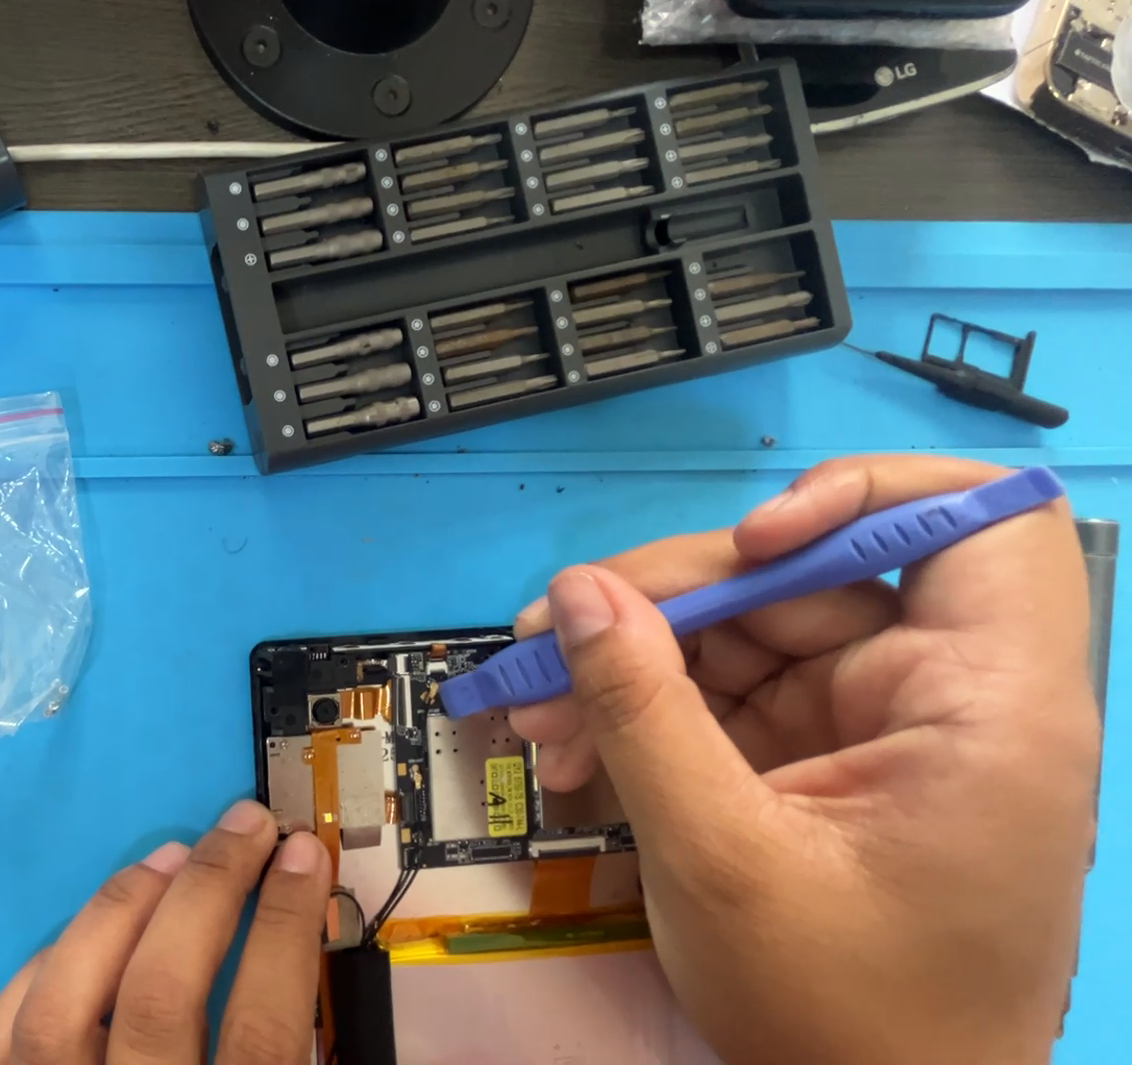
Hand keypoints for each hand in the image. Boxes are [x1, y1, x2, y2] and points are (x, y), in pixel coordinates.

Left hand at [0, 801, 332, 1064]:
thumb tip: (307, 962)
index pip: (265, 1034)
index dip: (287, 928)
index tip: (305, 857)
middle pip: (160, 997)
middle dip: (213, 890)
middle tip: (246, 826)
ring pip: (63, 1006)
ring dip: (123, 909)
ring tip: (173, 853)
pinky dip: (43, 966)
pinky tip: (88, 928)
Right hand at [507, 455, 1099, 1064]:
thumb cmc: (829, 1009)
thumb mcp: (715, 853)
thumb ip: (639, 707)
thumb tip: (576, 591)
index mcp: (977, 707)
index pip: (976, 524)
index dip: (861, 499)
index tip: (747, 546)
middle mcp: (921, 692)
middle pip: (787, 575)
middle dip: (653, 602)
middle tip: (542, 640)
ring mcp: (846, 719)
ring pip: (719, 630)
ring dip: (612, 662)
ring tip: (531, 711)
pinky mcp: (787, 747)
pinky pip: (695, 688)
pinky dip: (621, 708)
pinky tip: (562, 751)